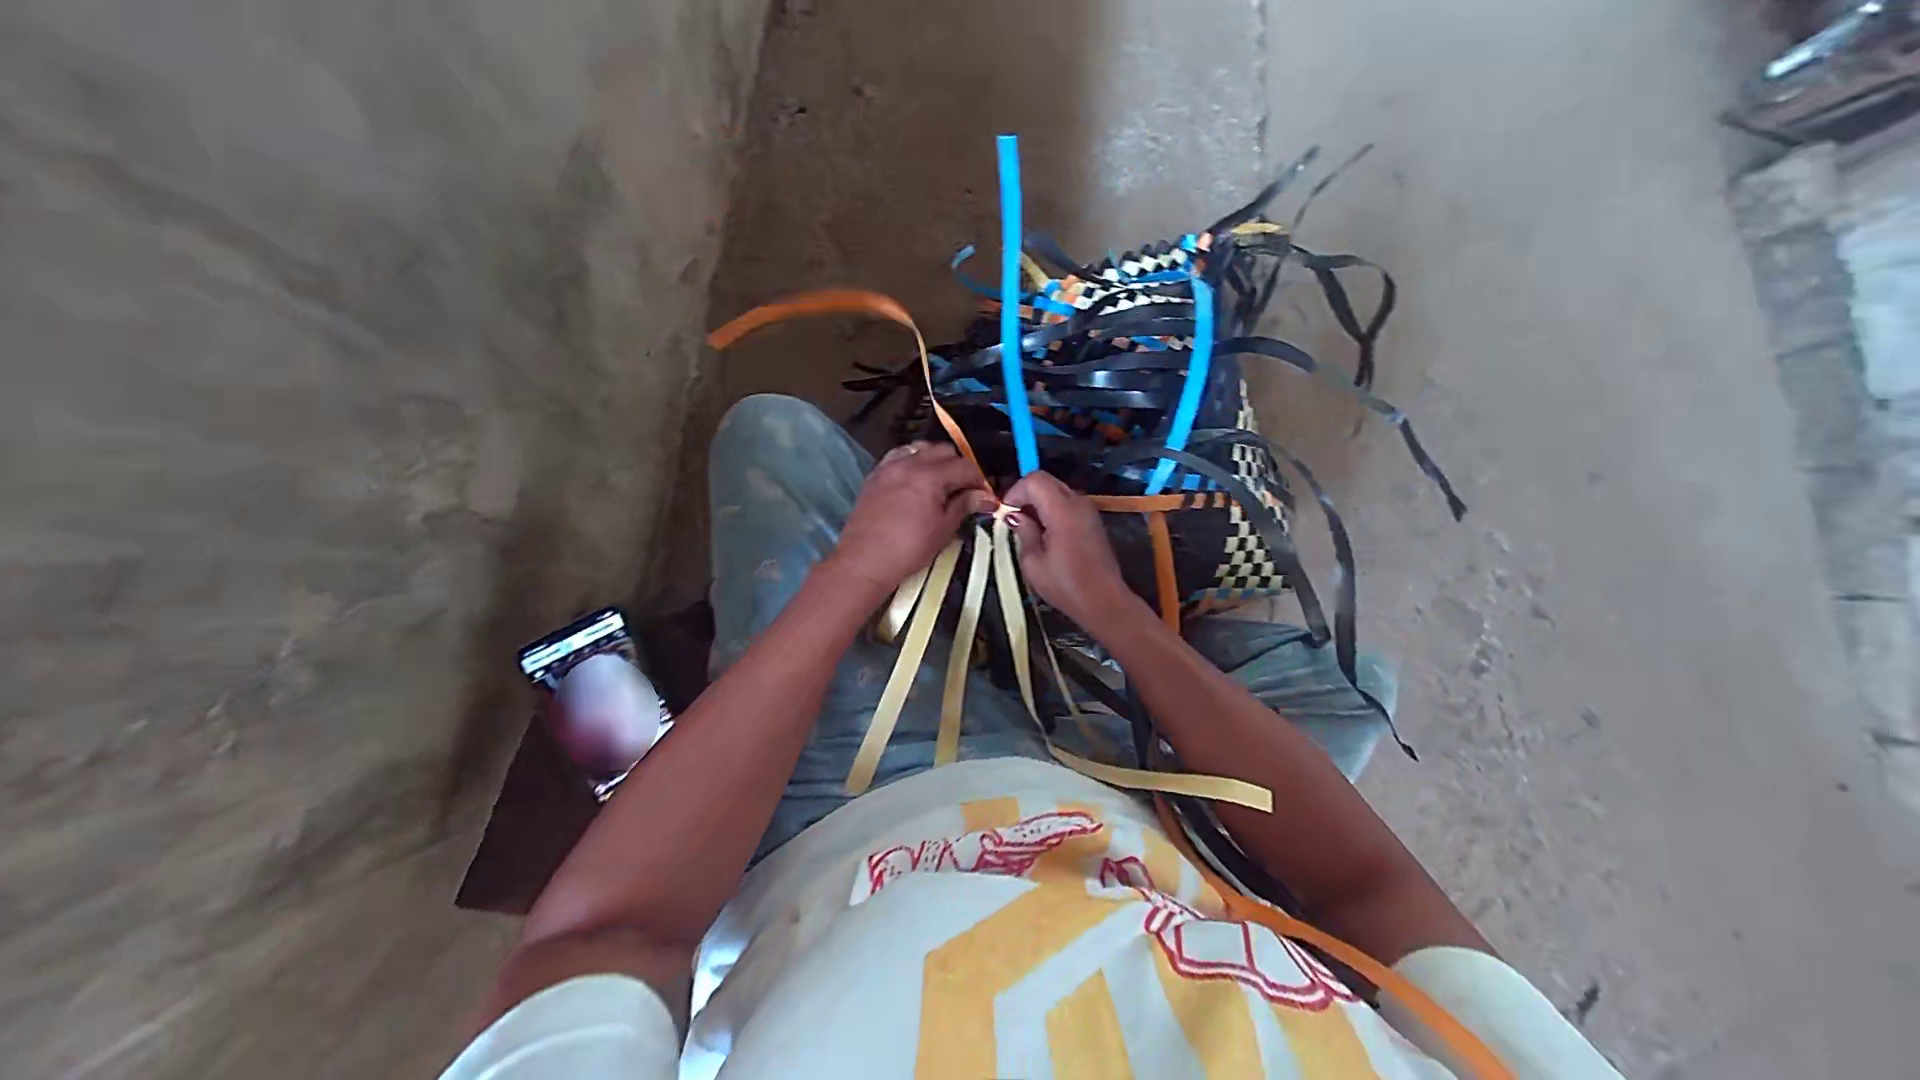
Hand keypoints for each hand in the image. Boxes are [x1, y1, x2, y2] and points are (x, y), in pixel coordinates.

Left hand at [826, 441, 996, 595]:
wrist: (864, 561)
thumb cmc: (906, 550)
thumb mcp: (943, 529)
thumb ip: (964, 505)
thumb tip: (983, 497)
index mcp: (929, 476)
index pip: (964, 467)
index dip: (979, 480)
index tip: (983, 494)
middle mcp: (908, 464)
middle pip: (944, 451)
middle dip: (959, 467)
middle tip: (965, 489)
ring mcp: (889, 467)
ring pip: (921, 449)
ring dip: (936, 461)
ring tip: (941, 484)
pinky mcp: (876, 475)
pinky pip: (900, 456)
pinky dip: (913, 462)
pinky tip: (917, 480)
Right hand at [1003, 471, 1145, 627]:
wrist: (1104, 601)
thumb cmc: (1066, 585)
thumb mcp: (1033, 563)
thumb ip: (1023, 532)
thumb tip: (1015, 517)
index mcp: (1062, 510)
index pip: (1034, 480)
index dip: (1015, 491)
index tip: (1005, 513)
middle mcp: (1078, 503)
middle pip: (1047, 481)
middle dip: (1025, 494)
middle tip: (1013, 519)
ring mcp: (1088, 510)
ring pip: (1057, 491)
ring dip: (1039, 502)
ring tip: (1027, 528)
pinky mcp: (1092, 521)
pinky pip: (1067, 504)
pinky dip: (1052, 510)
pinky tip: (1045, 534)